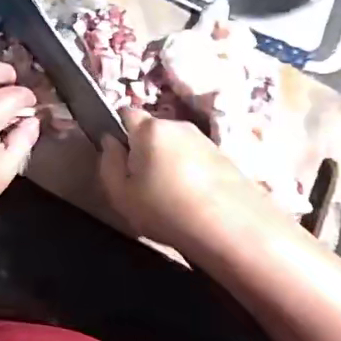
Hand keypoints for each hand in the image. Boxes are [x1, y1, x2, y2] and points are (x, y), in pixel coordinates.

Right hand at [97, 107, 280, 254]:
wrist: (231, 227)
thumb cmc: (165, 209)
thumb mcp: (120, 194)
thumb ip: (108, 163)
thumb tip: (110, 141)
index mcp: (149, 128)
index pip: (125, 112)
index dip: (117, 132)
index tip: (119, 160)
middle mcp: (179, 126)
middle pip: (152, 131)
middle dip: (144, 150)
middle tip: (141, 185)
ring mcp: (205, 140)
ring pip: (175, 146)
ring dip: (168, 163)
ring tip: (170, 197)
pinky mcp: (225, 157)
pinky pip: (196, 160)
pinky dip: (190, 174)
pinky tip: (192, 200)